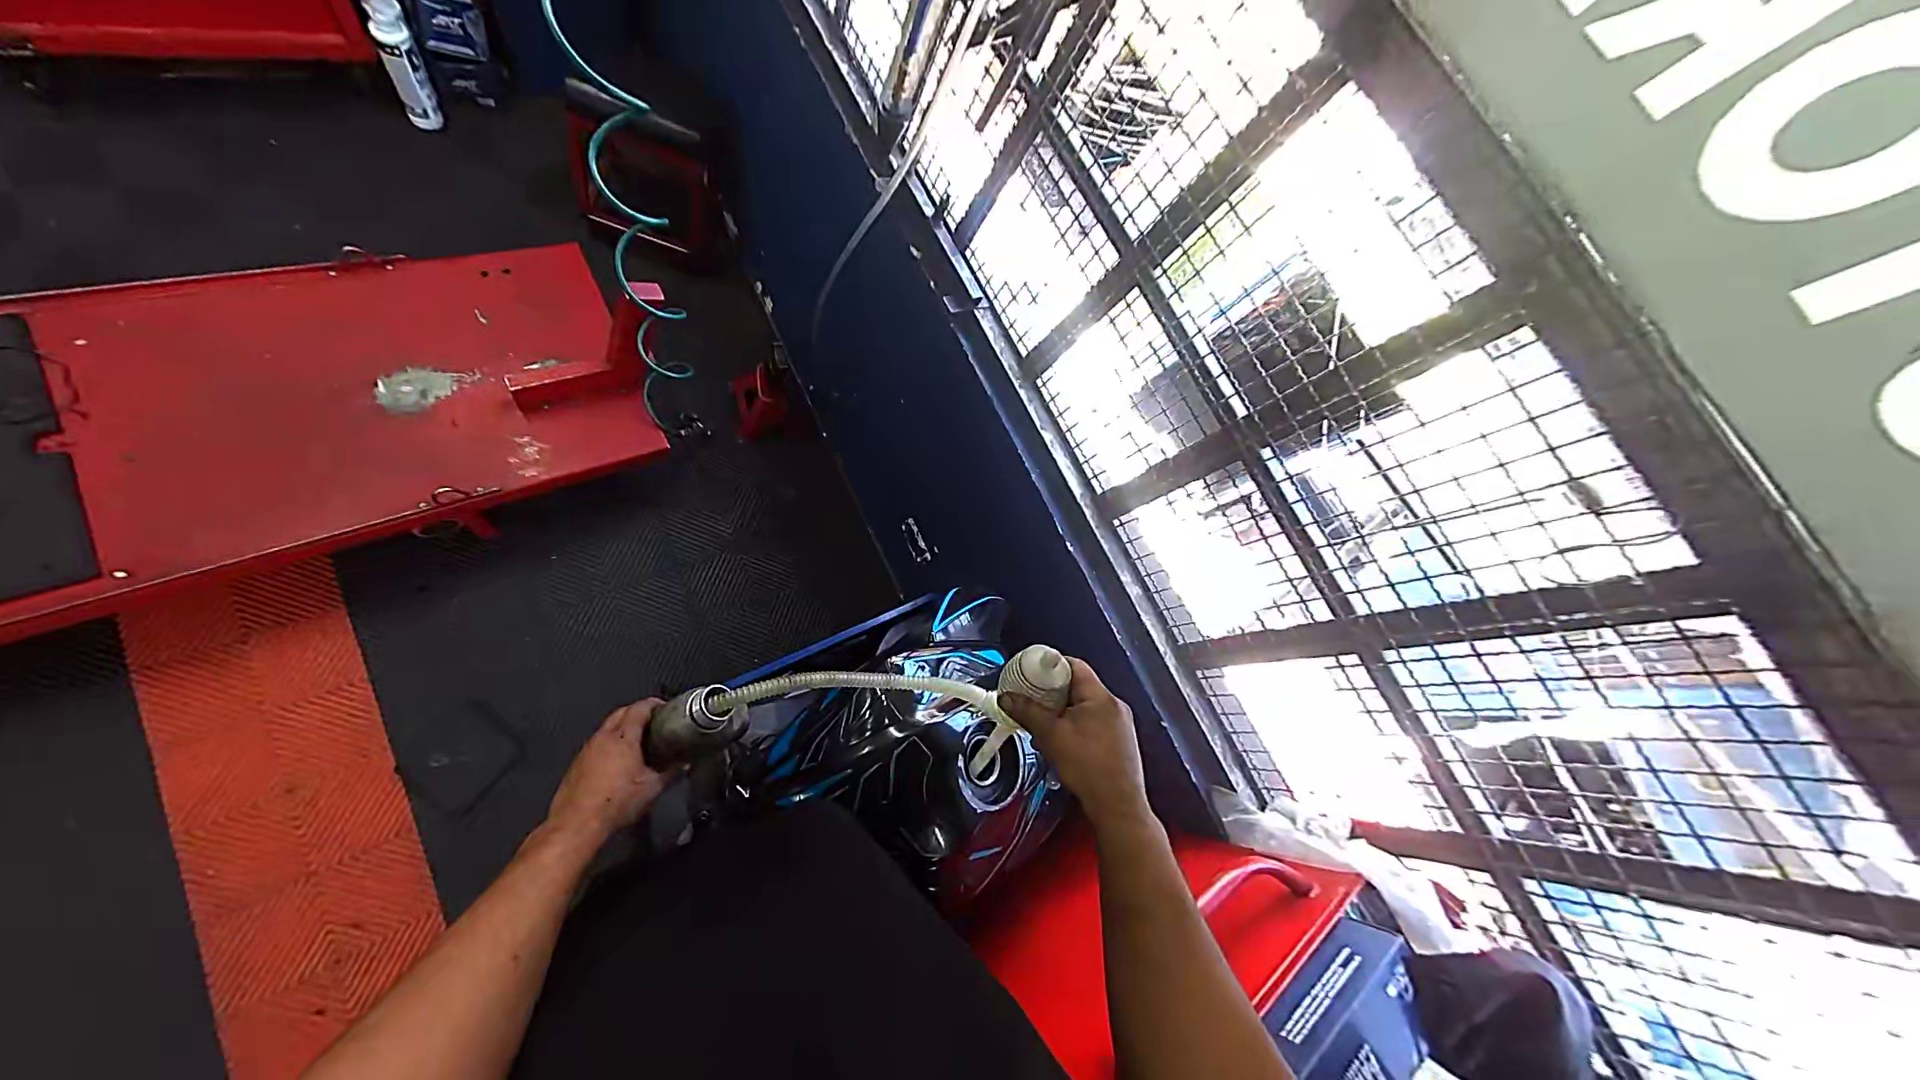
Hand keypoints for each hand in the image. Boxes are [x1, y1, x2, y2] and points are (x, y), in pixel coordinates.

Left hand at [545, 699, 675, 844]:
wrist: (577, 825)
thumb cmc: (614, 804)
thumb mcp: (653, 788)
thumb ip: (672, 772)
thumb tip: (683, 765)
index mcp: (623, 738)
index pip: (639, 708)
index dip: (653, 704)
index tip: (663, 706)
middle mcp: (602, 739)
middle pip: (620, 713)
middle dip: (636, 712)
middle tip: (652, 720)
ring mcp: (586, 751)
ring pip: (606, 729)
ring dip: (621, 728)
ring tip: (636, 741)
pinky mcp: (576, 765)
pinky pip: (595, 745)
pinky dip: (608, 745)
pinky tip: (616, 762)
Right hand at [1000, 658, 1152, 832]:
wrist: (1117, 806)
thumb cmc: (1087, 767)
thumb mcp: (1051, 735)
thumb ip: (1027, 712)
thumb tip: (1006, 698)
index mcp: (1101, 697)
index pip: (1075, 665)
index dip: (1051, 666)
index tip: (1031, 673)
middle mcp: (1114, 706)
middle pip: (1079, 686)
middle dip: (1052, 693)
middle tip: (1031, 700)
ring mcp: (1120, 725)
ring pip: (1085, 707)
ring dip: (1062, 712)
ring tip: (1042, 725)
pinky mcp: (1120, 743)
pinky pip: (1093, 723)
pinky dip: (1075, 726)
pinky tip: (1061, 742)